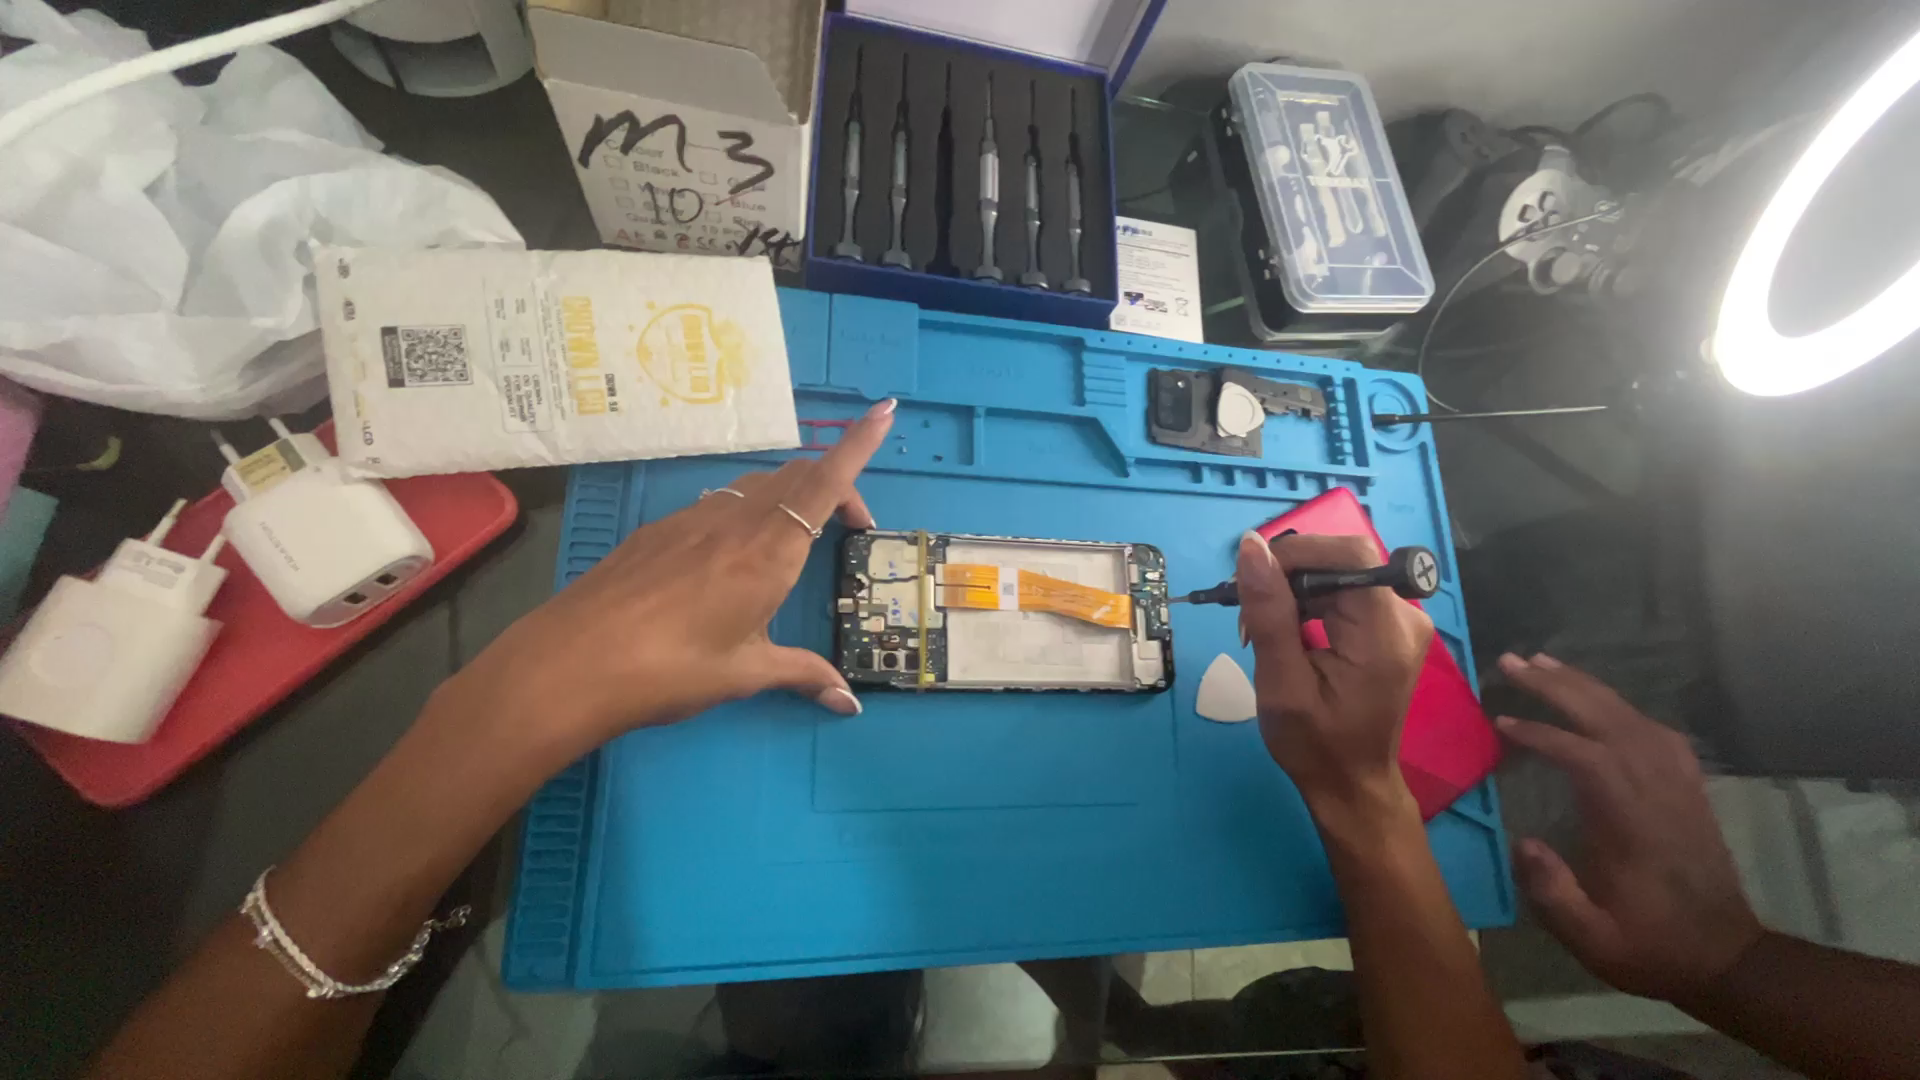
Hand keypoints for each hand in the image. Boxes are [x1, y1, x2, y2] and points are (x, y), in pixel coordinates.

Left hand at [441, 399, 897, 757]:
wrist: (571, 663)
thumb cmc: (672, 668)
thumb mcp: (745, 672)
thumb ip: (803, 675)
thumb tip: (849, 703)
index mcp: (771, 550)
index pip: (827, 482)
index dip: (859, 444)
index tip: (885, 409)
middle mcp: (738, 520)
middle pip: (798, 476)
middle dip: (836, 486)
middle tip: (852, 527)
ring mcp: (694, 517)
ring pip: (758, 485)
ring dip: (792, 496)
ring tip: (797, 540)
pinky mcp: (660, 528)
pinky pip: (721, 503)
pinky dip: (750, 510)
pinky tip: (732, 556)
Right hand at [1237, 531, 1434, 824]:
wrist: (1350, 783)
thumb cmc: (1313, 743)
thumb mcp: (1280, 682)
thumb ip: (1268, 612)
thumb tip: (1251, 547)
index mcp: (1384, 633)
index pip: (1347, 555)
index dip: (1296, 553)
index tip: (1252, 584)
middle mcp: (1403, 617)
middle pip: (1341, 560)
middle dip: (1286, 575)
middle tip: (1247, 615)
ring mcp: (1399, 621)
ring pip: (1337, 572)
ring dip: (1291, 589)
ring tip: (1260, 629)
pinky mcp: (1387, 627)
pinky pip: (1341, 590)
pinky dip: (1305, 601)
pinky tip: (1284, 631)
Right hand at [1496, 653, 1763, 1004]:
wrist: (1728, 960)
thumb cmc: (1649, 945)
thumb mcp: (1593, 939)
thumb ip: (1554, 893)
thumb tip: (1522, 841)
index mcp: (1634, 826)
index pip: (1590, 759)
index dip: (1544, 734)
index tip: (1499, 721)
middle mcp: (1660, 796)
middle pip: (1611, 724)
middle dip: (1559, 688)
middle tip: (1511, 661)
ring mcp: (1680, 788)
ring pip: (1634, 719)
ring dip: (1586, 687)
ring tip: (1542, 663)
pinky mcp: (1687, 789)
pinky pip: (1656, 732)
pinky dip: (1622, 707)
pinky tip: (1597, 699)